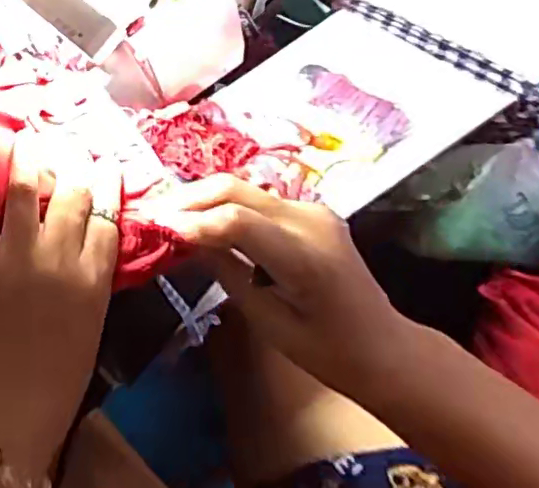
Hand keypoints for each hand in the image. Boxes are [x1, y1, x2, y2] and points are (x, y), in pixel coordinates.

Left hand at [0, 133, 121, 479]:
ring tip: (27, 136)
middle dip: (73, 165)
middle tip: (66, 147)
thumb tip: (95, 219)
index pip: (106, 214)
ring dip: (27, 158)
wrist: (15, 402)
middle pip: (72, 194)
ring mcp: (14, 258)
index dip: (107, 182)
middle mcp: (56, 258)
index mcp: (91, 275)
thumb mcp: (95, 312)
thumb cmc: (63, 362)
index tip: (105, 162)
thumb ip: (96, 264)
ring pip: (24, 192)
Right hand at [149, 174, 410, 394]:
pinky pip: (255, 198)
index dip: (193, 220)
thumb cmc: (328, 352)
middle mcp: (309, 219)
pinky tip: (201, 216)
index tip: (156, 225)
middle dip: (189, 197)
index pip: (237, 220)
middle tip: (151, 211)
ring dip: (202, 196)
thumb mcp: (269, 322)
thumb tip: (184, 237)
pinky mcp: (307, 208)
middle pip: (235, 189)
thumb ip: (226, 271)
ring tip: (168, 211)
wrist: (386, 348)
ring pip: (241, 187)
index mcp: (305, 257)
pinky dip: (224, 203)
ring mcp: (310, 208)